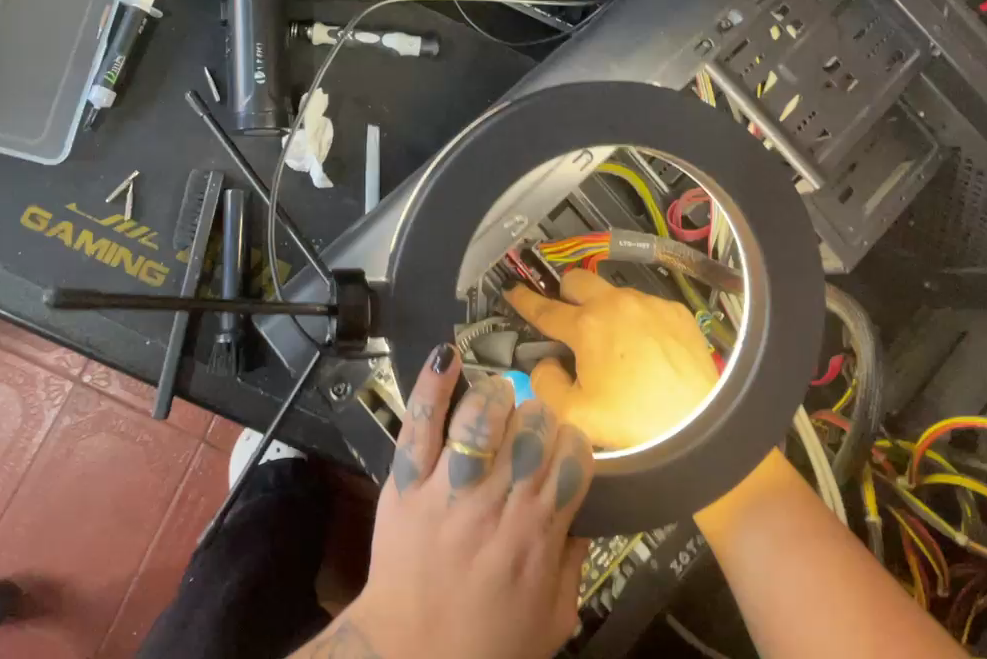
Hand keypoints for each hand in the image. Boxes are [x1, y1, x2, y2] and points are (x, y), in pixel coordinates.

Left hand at [297, 344, 595, 658]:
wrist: (409, 658)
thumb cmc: (486, 645)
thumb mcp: (553, 618)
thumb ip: (572, 562)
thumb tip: (582, 513)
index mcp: (538, 534)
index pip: (571, 456)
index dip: (572, 445)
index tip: (562, 452)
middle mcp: (497, 501)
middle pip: (532, 428)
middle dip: (538, 419)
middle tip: (529, 431)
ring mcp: (448, 488)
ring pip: (481, 418)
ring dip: (496, 397)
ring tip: (497, 398)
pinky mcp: (405, 482)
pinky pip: (420, 424)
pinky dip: (433, 386)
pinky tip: (447, 358)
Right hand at [506, 268, 718, 450]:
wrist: (701, 424)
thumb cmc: (632, 421)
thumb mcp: (573, 415)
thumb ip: (546, 384)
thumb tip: (547, 363)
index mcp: (585, 326)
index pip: (544, 308)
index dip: (524, 300)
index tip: (513, 290)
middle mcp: (615, 304)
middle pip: (578, 279)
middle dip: (567, 293)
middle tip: (570, 318)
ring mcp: (649, 304)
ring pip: (614, 292)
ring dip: (605, 309)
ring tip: (615, 342)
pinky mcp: (677, 312)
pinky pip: (647, 306)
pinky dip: (638, 321)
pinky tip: (647, 349)